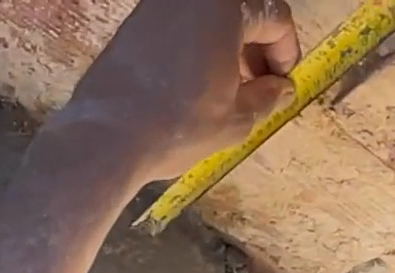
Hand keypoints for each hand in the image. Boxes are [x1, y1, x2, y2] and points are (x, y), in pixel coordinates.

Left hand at [49, 0, 298, 181]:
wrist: (108, 136)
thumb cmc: (177, 127)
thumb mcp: (234, 120)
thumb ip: (267, 99)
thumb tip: (281, 90)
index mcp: (227, 3)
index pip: (275, 17)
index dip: (285, 54)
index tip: (283, 84)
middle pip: (242, 11)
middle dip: (256, 49)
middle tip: (259, 88)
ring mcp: (160, 3)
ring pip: (209, 19)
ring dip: (226, 49)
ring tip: (227, 91)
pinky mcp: (135, 22)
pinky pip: (180, 28)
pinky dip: (196, 49)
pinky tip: (194, 86)